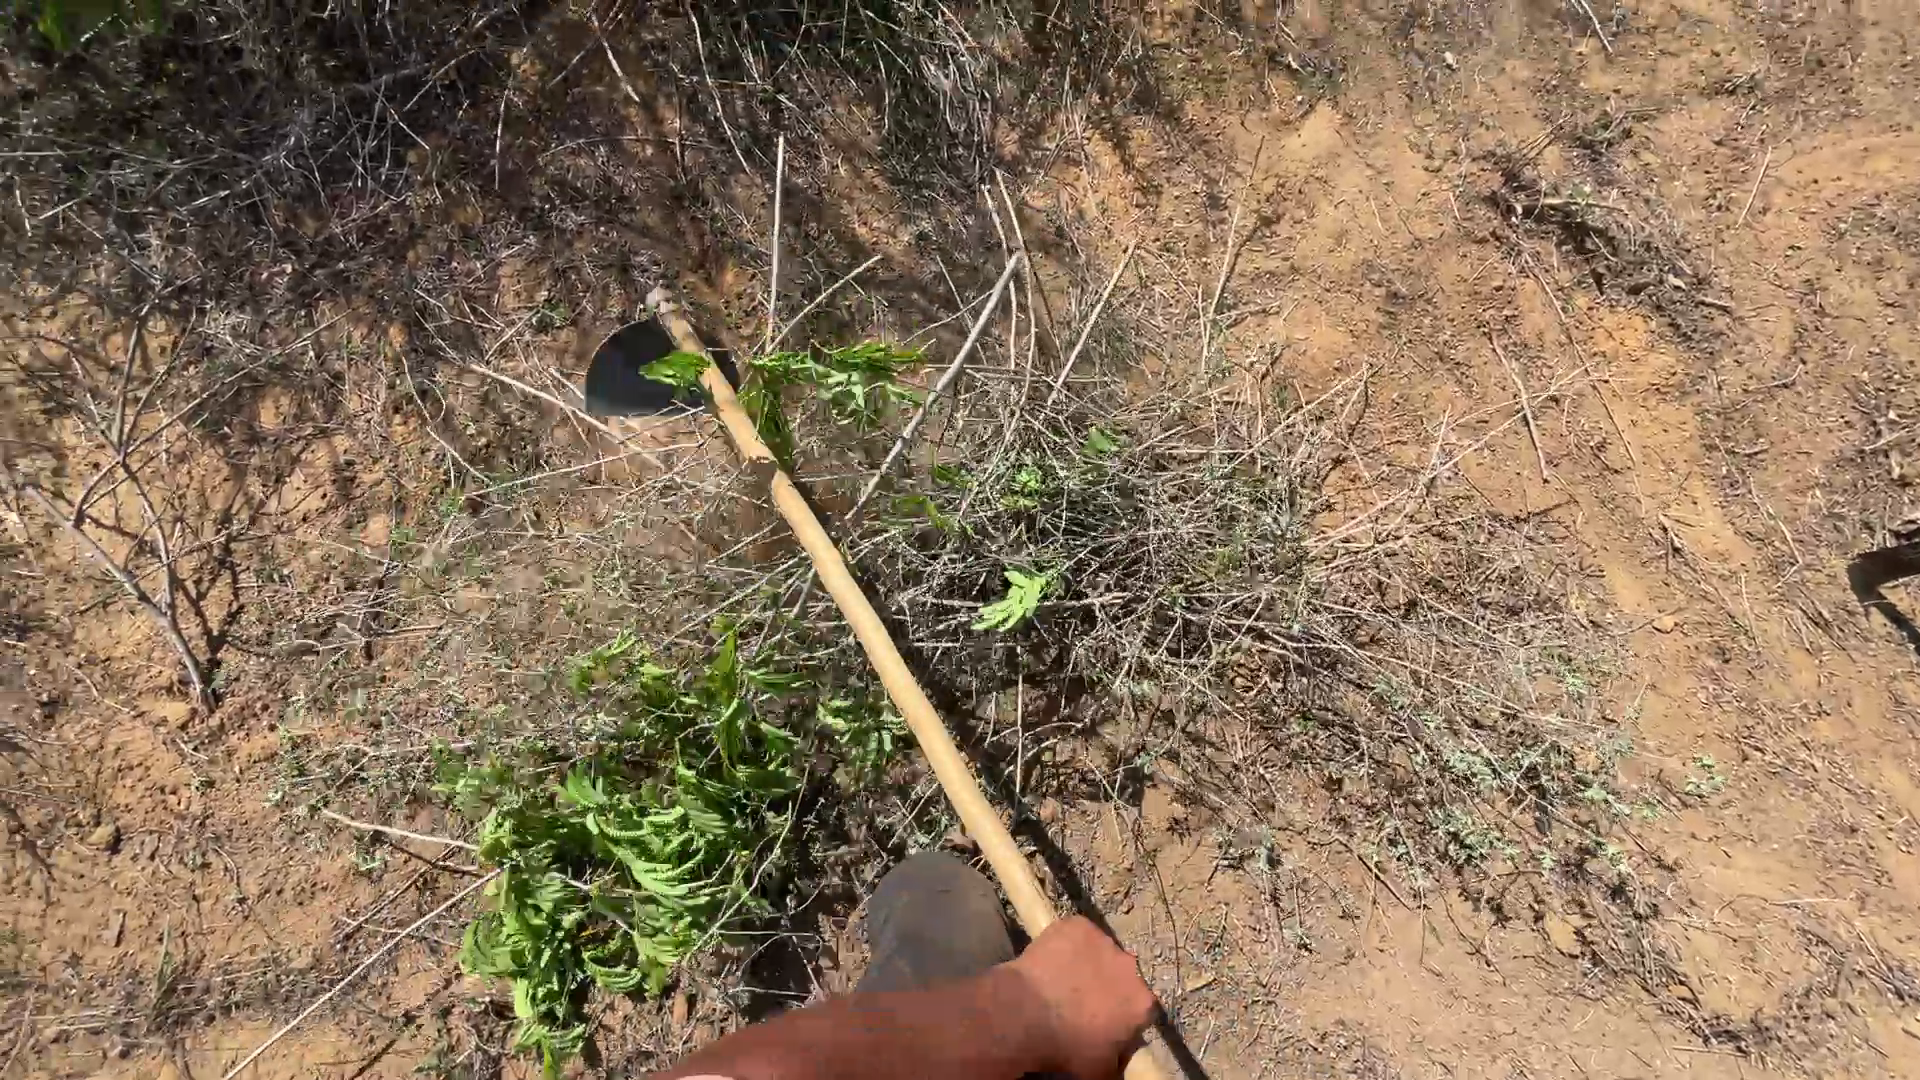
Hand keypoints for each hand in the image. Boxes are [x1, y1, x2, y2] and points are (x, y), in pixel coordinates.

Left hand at [1007, 916, 1157, 1079]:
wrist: (1027, 1010)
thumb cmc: (1067, 1046)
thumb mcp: (1101, 1070)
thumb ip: (1119, 1060)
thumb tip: (1118, 1056)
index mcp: (1142, 1002)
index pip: (1139, 1006)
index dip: (1122, 1013)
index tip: (1106, 1019)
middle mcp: (1129, 965)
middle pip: (1120, 973)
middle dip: (1107, 984)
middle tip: (1082, 997)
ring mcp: (1102, 939)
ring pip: (1098, 950)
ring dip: (1088, 961)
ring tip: (1064, 977)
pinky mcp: (1077, 923)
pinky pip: (1076, 933)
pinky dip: (1067, 942)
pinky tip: (1052, 958)